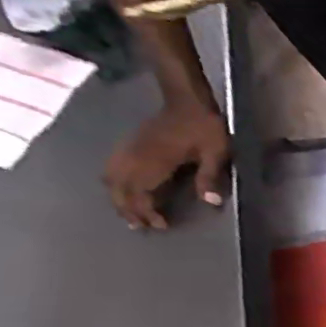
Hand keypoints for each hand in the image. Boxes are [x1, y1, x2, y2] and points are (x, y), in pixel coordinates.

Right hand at [102, 98, 229, 228]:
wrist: (187, 100)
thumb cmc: (204, 127)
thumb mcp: (215, 152)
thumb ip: (209, 176)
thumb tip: (211, 202)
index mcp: (155, 160)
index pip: (141, 192)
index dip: (146, 211)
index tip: (160, 225)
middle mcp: (135, 156)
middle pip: (119, 188)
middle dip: (127, 209)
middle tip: (140, 226)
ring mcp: (129, 148)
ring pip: (111, 178)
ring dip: (117, 197)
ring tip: (130, 214)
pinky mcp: (130, 143)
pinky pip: (112, 167)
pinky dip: (114, 183)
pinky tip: (124, 190)